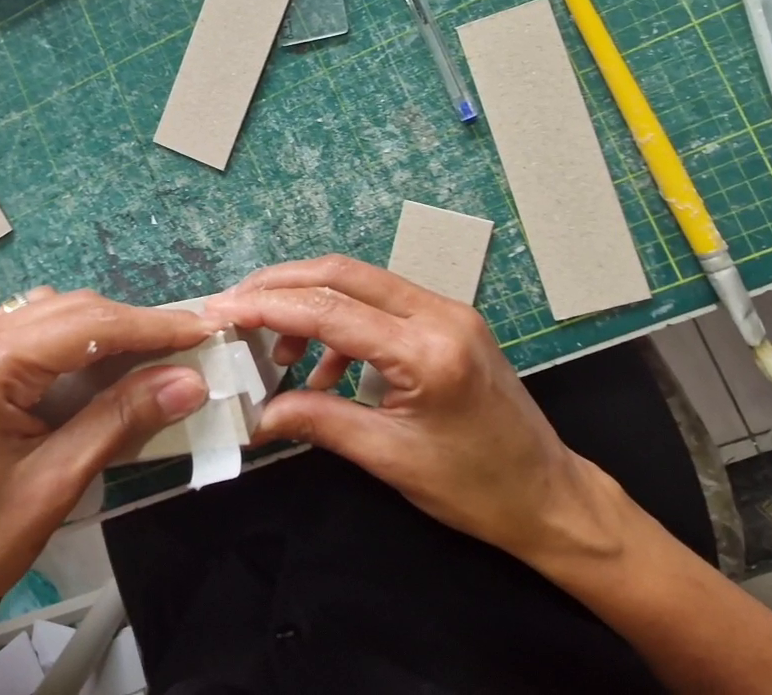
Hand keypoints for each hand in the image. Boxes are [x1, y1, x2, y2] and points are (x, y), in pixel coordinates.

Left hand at [0, 289, 215, 694]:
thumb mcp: (53, 484)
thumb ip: (121, 421)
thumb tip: (185, 382)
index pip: (87, 325)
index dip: (153, 326)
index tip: (202, 330)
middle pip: (66, 310)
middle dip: (129, 328)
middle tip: (184, 350)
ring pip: (43, 318)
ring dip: (97, 335)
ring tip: (145, 364)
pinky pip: (19, 339)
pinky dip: (62, 350)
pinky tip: (89, 378)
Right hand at [212, 258, 771, 694]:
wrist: (550, 497)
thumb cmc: (475, 488)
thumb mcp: (388, 458)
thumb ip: (318, 422)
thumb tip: (256, 414)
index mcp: (427, 350)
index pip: (331, 311)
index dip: (269, 307)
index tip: (222, 311)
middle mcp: (440, 314)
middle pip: (343, 274)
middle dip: (281, 286)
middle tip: (234, 307)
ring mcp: (448, 312)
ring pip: (360, 283)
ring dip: (310, 306)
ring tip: (275, 353)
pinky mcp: (448, 322)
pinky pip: (381, 306)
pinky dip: (341, 327)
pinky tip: (322, 369)